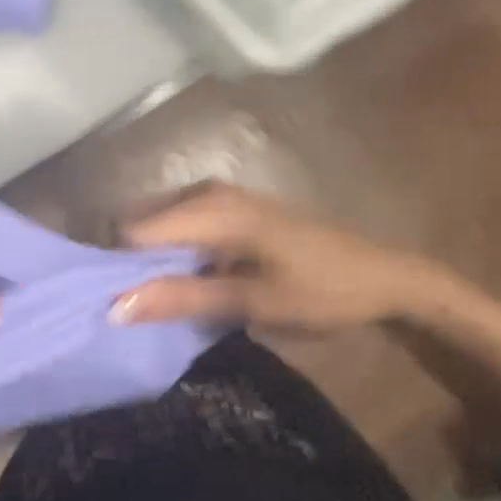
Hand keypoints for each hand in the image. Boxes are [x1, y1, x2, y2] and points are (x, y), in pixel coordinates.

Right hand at [110, 185, 449, 337]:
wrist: (386, 278)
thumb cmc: (321, 290)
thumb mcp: (252, 302)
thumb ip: (182, 299)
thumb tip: (114, 307)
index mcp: (209, 208)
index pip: (131, 231)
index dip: (117, 267)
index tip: (114, 305)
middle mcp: (204, 192)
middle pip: (140, 223)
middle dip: (129, 264)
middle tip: (133, 308)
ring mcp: (216, 197)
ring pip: (158, 226)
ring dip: (150, 263)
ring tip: (155, 301)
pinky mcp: (227, 209)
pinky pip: (179, 227)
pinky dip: (172, 255)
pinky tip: (184, 285)